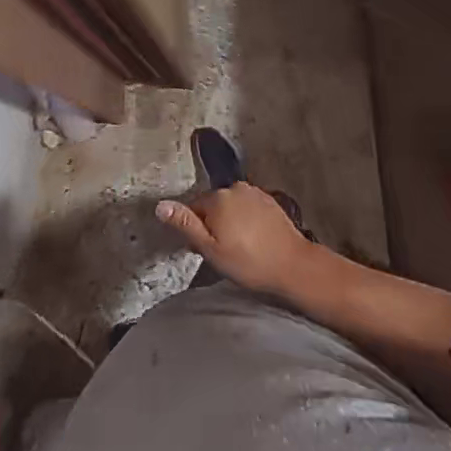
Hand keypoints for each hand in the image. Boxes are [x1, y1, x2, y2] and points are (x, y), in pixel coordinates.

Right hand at [156, 183, 319, 294]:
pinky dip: (245, 220)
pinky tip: (252, 239)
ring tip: (238, 247)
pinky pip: (248, 207)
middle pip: (213, 205)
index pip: (194, 208)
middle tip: (221, 251)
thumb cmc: (246, 261)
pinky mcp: (269, 200)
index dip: (195, 230)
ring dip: (229, 221)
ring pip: (231, 206)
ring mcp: (255, 192)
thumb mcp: (210, 248)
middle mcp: (236, 187)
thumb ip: (185, 224)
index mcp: (218, 197)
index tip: (204, 249)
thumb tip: (160, 205)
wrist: (290, 263)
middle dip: (212, 224)